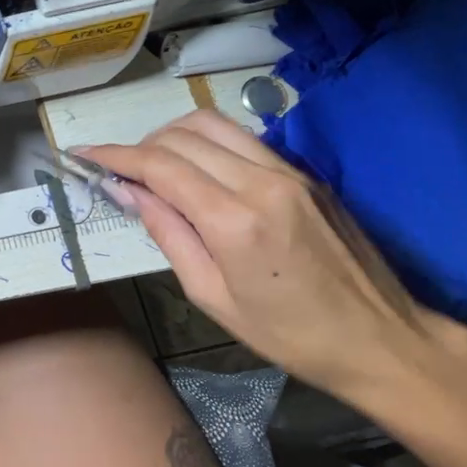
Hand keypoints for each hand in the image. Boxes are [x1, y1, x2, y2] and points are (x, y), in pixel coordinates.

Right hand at [82, 110, 447, 397]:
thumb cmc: (288, 334)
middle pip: (183, 135)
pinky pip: (243, 141)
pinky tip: (196, 173)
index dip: (114, 156)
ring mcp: (291, 173)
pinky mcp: (307, 176)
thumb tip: (126, 192)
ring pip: (214, 125)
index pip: (160, 165)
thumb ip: (167, 233)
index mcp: (235, 220)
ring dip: (172, 136)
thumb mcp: (211, 295)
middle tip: (119, 172)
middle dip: (140, 146)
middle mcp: (263, 182)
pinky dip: (206, 145)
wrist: (384, 341)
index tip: (83, 154)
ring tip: (154, 167)